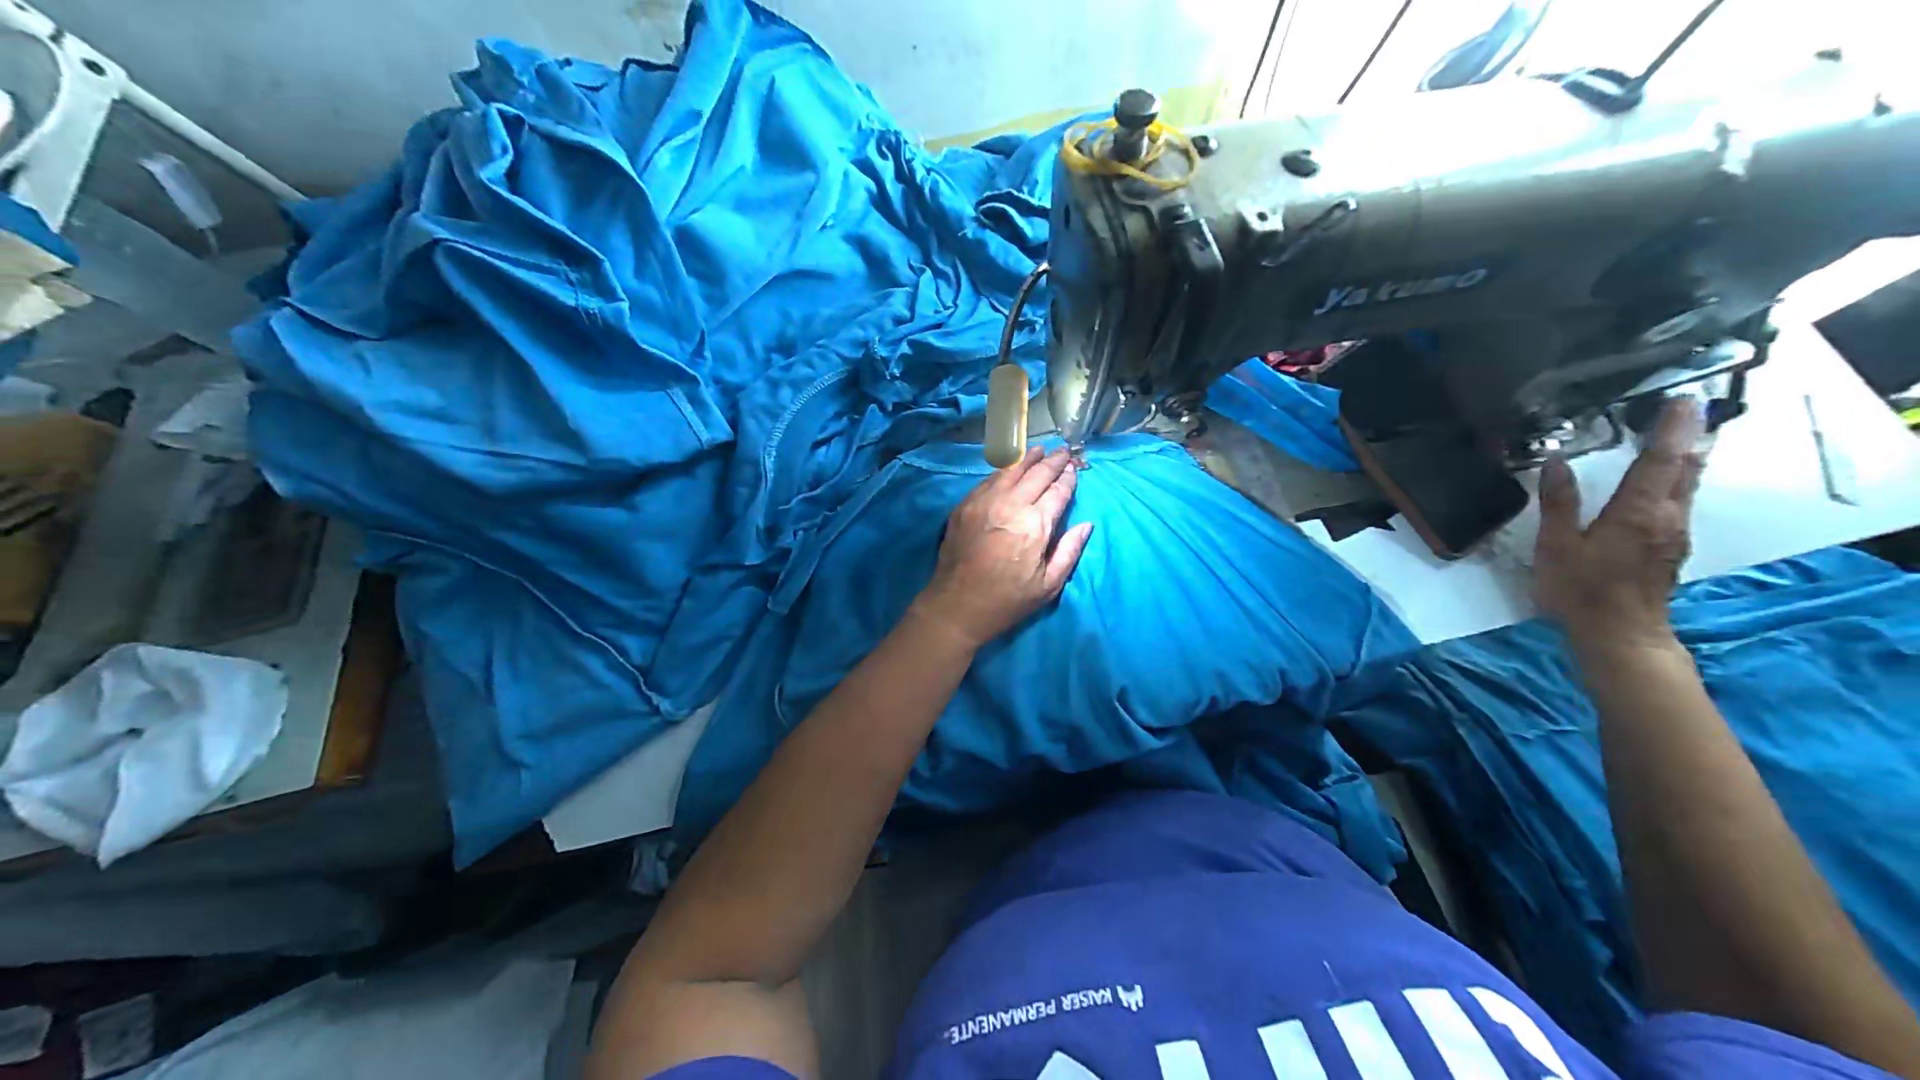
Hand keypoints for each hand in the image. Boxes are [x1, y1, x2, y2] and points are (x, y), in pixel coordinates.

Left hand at [910, 446, 1094, 649]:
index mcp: (1034, 525)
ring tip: (1039, 451)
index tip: (1075, 467)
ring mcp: (984, 502)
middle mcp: (1010, 505)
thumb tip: (1086, 525)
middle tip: (1063, 451)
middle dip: (1052, 461)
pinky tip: (1010, 469)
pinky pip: (988, 480)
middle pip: (1036, 474)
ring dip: (1028, 459)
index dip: (1068, 478)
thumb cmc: (1007, 601)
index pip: (1057, 491)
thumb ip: (1069, 551)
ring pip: (1010, 471)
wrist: (956, 606)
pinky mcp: (965, 506)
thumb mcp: (1048, 585)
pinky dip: (1004, 471)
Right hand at [1535, 399, 1706, 653]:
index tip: (1681, 400)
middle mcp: (1667, 517)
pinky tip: (1667, 483)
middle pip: (1685, 469)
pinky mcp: (1671, 548)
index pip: (1660, 460)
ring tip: (1684, 438)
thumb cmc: (1581, 590)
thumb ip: (1559, 503)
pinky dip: (1677, 482)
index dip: (1670, 429)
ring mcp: (1674, 534)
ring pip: (1687, 486)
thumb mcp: (1556, 546)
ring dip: (1686, 459)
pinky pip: (1679, 503)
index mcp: (1638, 512)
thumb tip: (1556, 462)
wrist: (1620, 634)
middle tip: (1689, 410)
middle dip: (1688, 438)